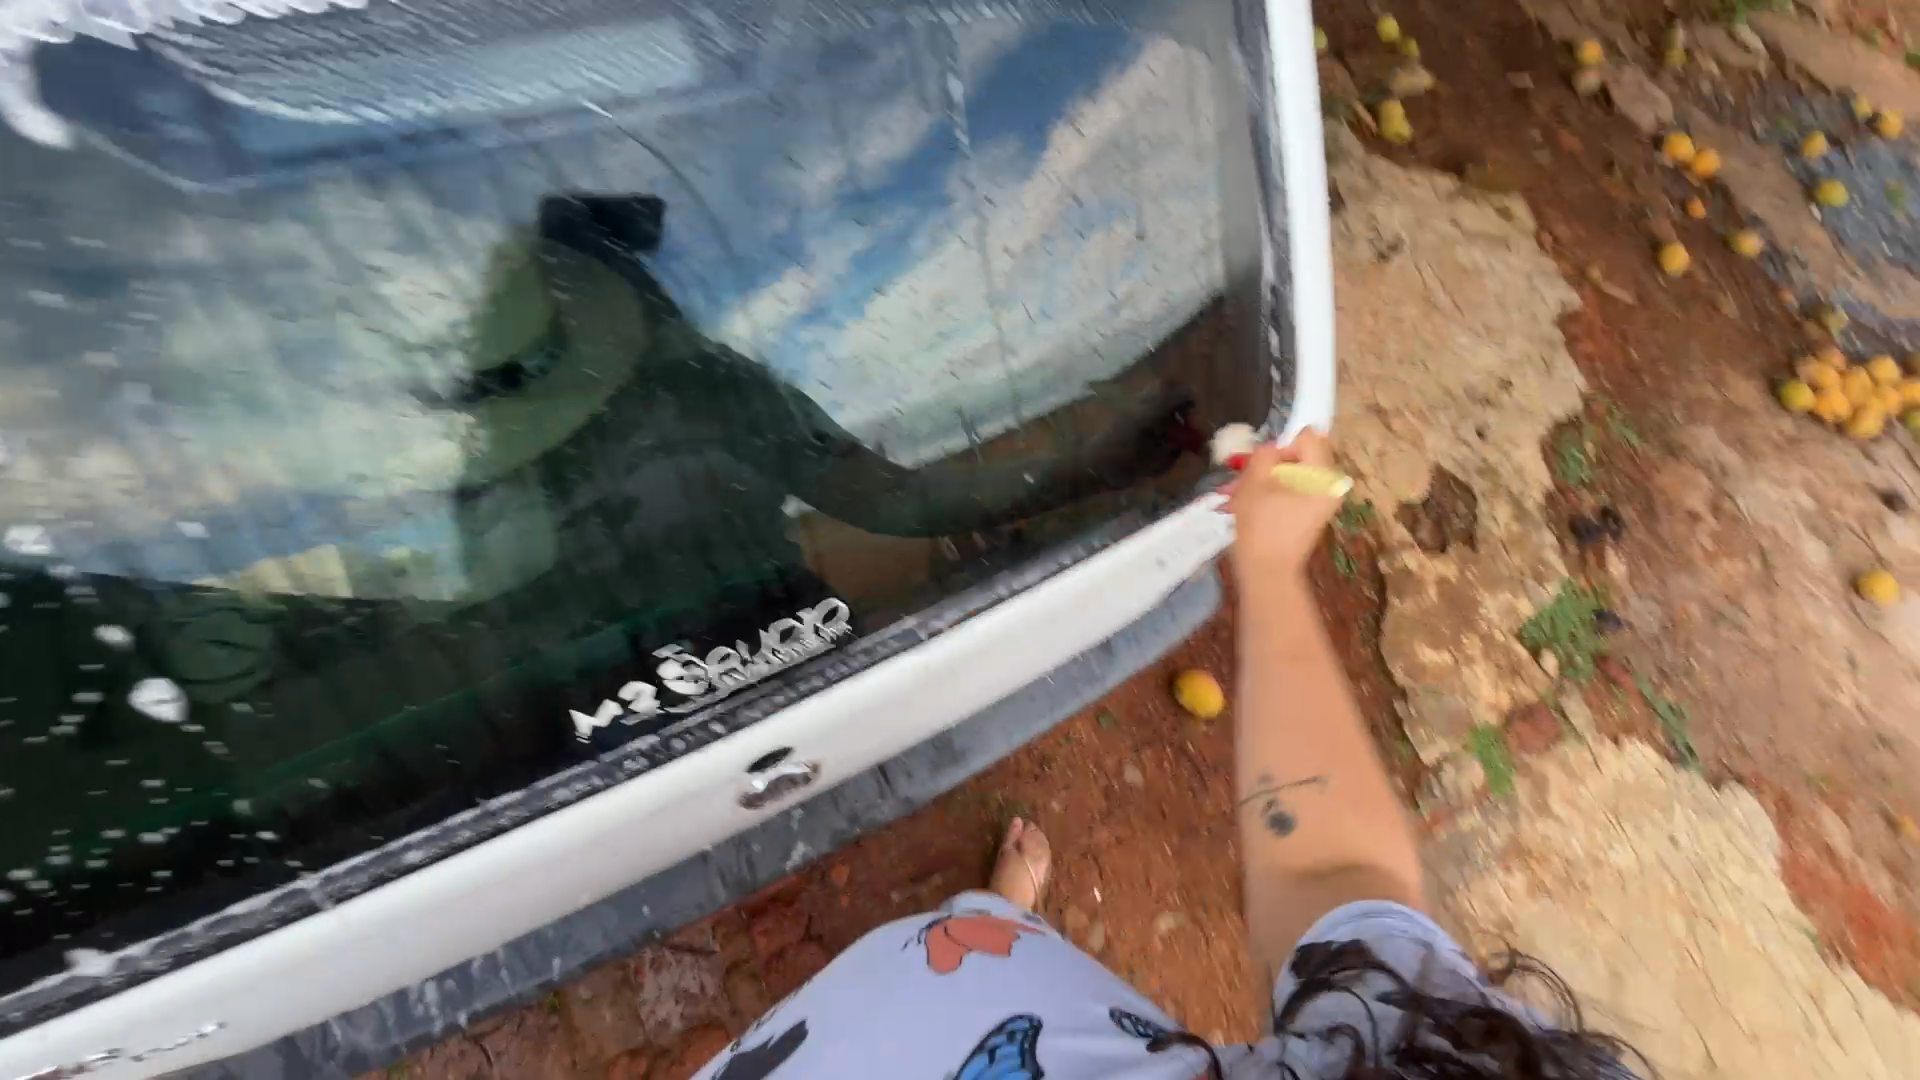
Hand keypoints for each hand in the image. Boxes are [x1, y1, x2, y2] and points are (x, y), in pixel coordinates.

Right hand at [1225, 430, 1341, 584]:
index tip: (1263, 464)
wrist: (1268, 571)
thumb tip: (1274, 448)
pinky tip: (1251, 506)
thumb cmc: (1261, 525)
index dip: (1282, 444)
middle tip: (1245, 477)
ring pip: (1295, 475)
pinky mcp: (1313, 515)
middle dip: (1272, 464)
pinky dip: (1273, 494)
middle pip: (1303, 456)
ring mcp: (1324, 502)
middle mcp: (1331, 485)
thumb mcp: (1254, 482)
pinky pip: (1295, 492)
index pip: (1308, 437)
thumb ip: (1266, 455)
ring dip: (1268, 480)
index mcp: (1323, 474)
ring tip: (1240, 495)